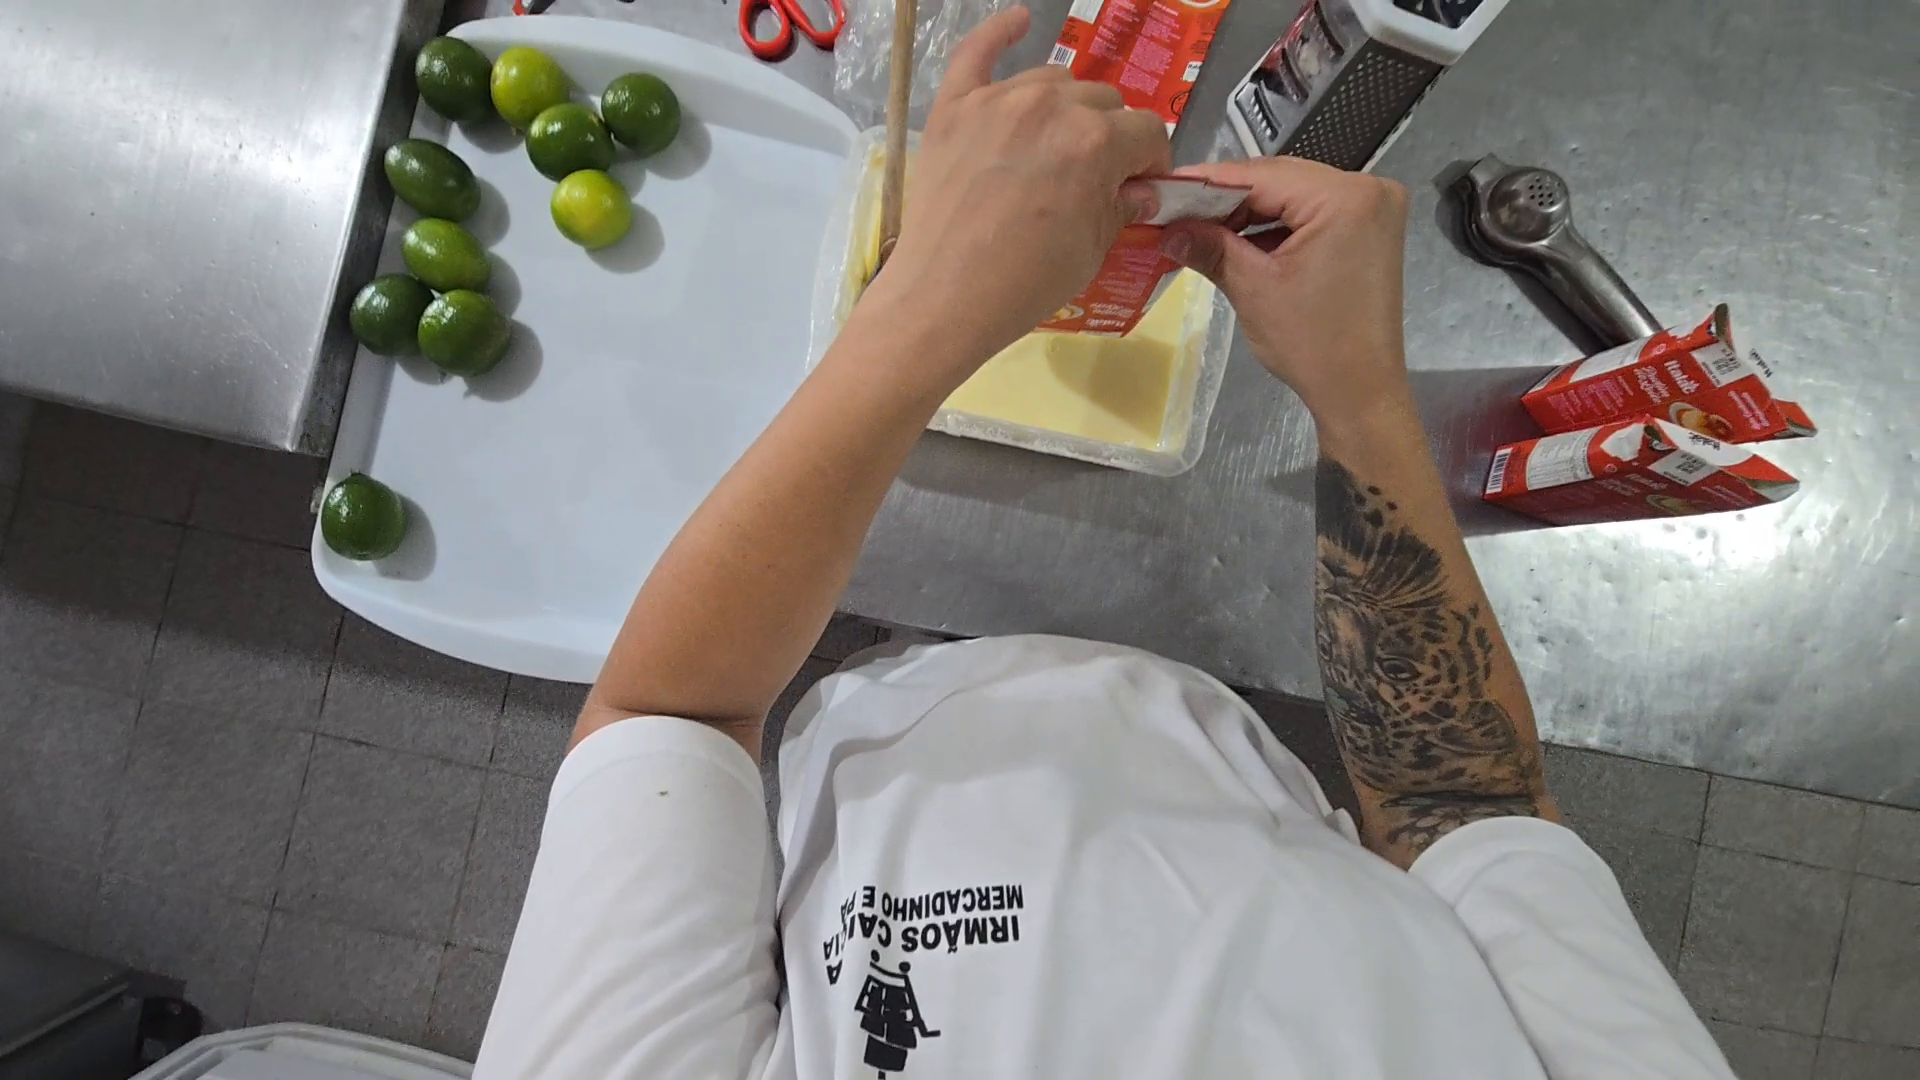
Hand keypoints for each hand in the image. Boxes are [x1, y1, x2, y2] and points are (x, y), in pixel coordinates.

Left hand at [859, 8, 1170, 381]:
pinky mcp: (953, 109)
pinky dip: (1000, 34)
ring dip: (1065, 110)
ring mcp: (998, 101)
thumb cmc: (1023, 287)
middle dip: (1109, 139)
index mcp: (1096, 143)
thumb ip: (1120, 208)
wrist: (944, 300)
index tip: (1140, 187)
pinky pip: (978, 52)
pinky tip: (1018, 24)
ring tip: (1052, 149)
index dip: (1150, 164)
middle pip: (1102, 102)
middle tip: (1091, 180)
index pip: (1146, 133)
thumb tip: (1140, 189)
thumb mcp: (1090, 254)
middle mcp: (1052, 106)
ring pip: (1052, 81)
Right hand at [1158, 158, 1409, 427]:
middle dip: (1226, 198)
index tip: (1166, 188)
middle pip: (1280, 180)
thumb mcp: (1254, 289)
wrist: (1358, 389)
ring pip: (1294, 197)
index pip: (1263, 175)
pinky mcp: (1367, 232)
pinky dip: (1273, 229)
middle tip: (1175, 210)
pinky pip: (1310, 217)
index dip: (1208, 182)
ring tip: (1197, 228)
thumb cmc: (1310, 342)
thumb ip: (1211, 248)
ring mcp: (1372, 210)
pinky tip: (1235, 242)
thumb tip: (1167, 230)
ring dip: (1247, 214)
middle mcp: (1368, 189)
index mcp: (1345, 197)